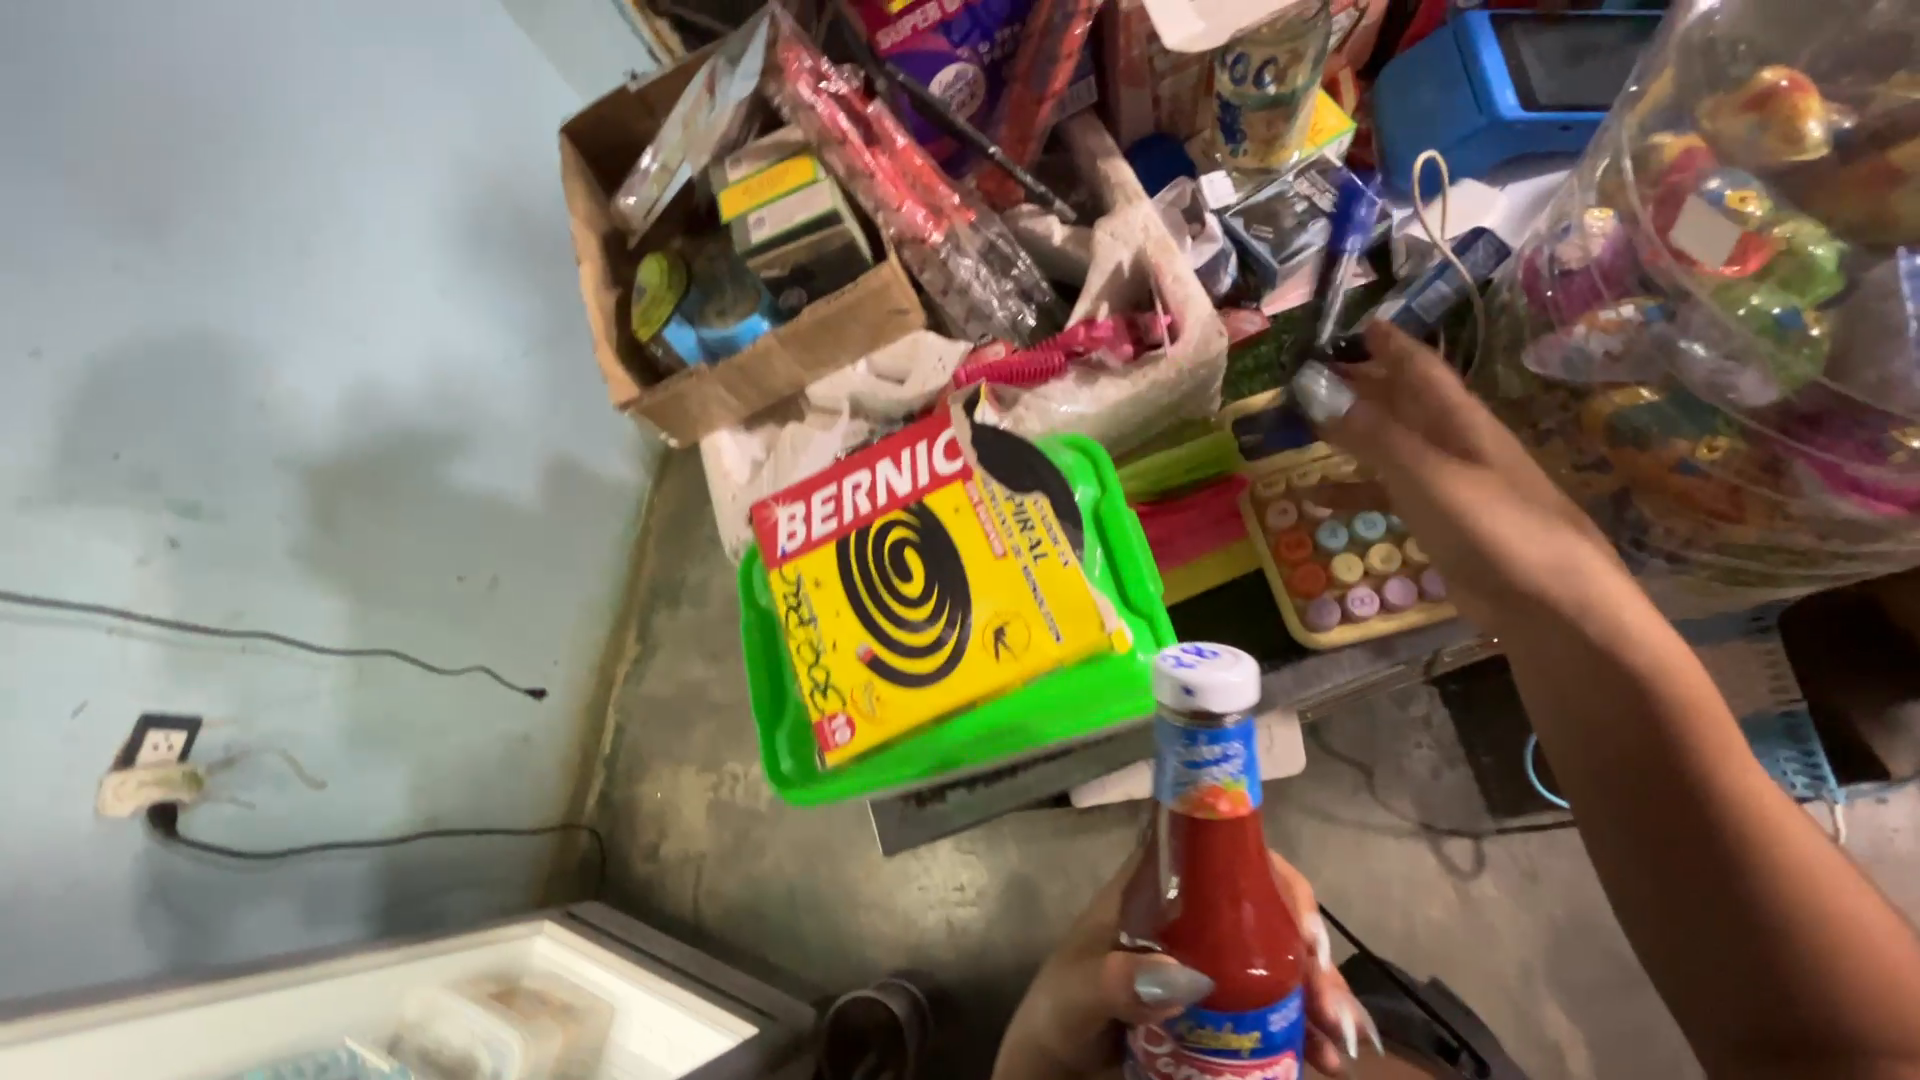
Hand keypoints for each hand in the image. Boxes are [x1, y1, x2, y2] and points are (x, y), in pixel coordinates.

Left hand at [993, 849, 1380, 1079]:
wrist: (1057, 1066)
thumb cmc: (1060, 1012)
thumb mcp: (1078, 993)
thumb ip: (1116, 982)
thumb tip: (1187, 977)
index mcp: (1155, 889)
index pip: (1221, 857)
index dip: (1272, 880)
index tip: (1302, 929)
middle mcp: (1191, 916)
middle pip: (1265, 911)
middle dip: (1309, 951)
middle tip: (1329, 1004)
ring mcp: (1211, 961)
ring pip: (1280, 960)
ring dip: (1320, 993)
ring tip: (1339, 1043)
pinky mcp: (1224, 1008)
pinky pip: (1277, 1008)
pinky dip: (1309, 1028)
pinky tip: (1328, 1059)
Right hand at [1293, 322, 1634, 635]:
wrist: (1549, 603)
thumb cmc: (1494, 528)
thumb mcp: (1428, 475)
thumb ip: (1373, 434)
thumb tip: (1317, 390)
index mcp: (1460, 421)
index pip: (1421, 369)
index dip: (1391, 345)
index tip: (1358, 324)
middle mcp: (1454, 444)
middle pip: (1402, 403)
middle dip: (1362, 385)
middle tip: (1313, 375)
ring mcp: (1447, 484)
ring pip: (1390, 446)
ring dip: (1351, 435)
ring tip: (1305, 427)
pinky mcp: (1439, 523)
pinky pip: (1386, 494)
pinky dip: (1353, 490)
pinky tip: (1318, 498)